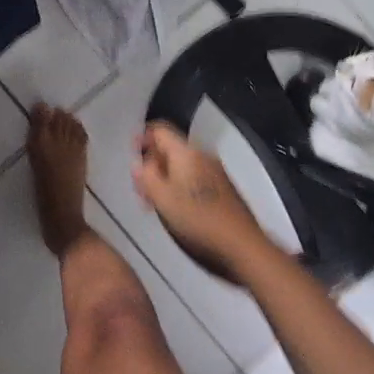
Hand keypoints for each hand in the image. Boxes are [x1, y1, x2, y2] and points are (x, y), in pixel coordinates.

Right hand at [133, 122, 274, 281]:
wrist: (241, 244)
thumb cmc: (197, 219)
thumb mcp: (161, 198)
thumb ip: (145, 176)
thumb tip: (138, 163)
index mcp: (186, 152)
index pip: (159, 130)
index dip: (142, 137)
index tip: (133, 154)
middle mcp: (203, 155)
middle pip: (171, 148)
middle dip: (152, 163)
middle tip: (141, 185)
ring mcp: (216, 171)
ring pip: (182, 164)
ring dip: (165, 176)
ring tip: (156, 199)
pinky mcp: (223, 187)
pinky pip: (195, 176)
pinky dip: (181, 184)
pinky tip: (176, 206)